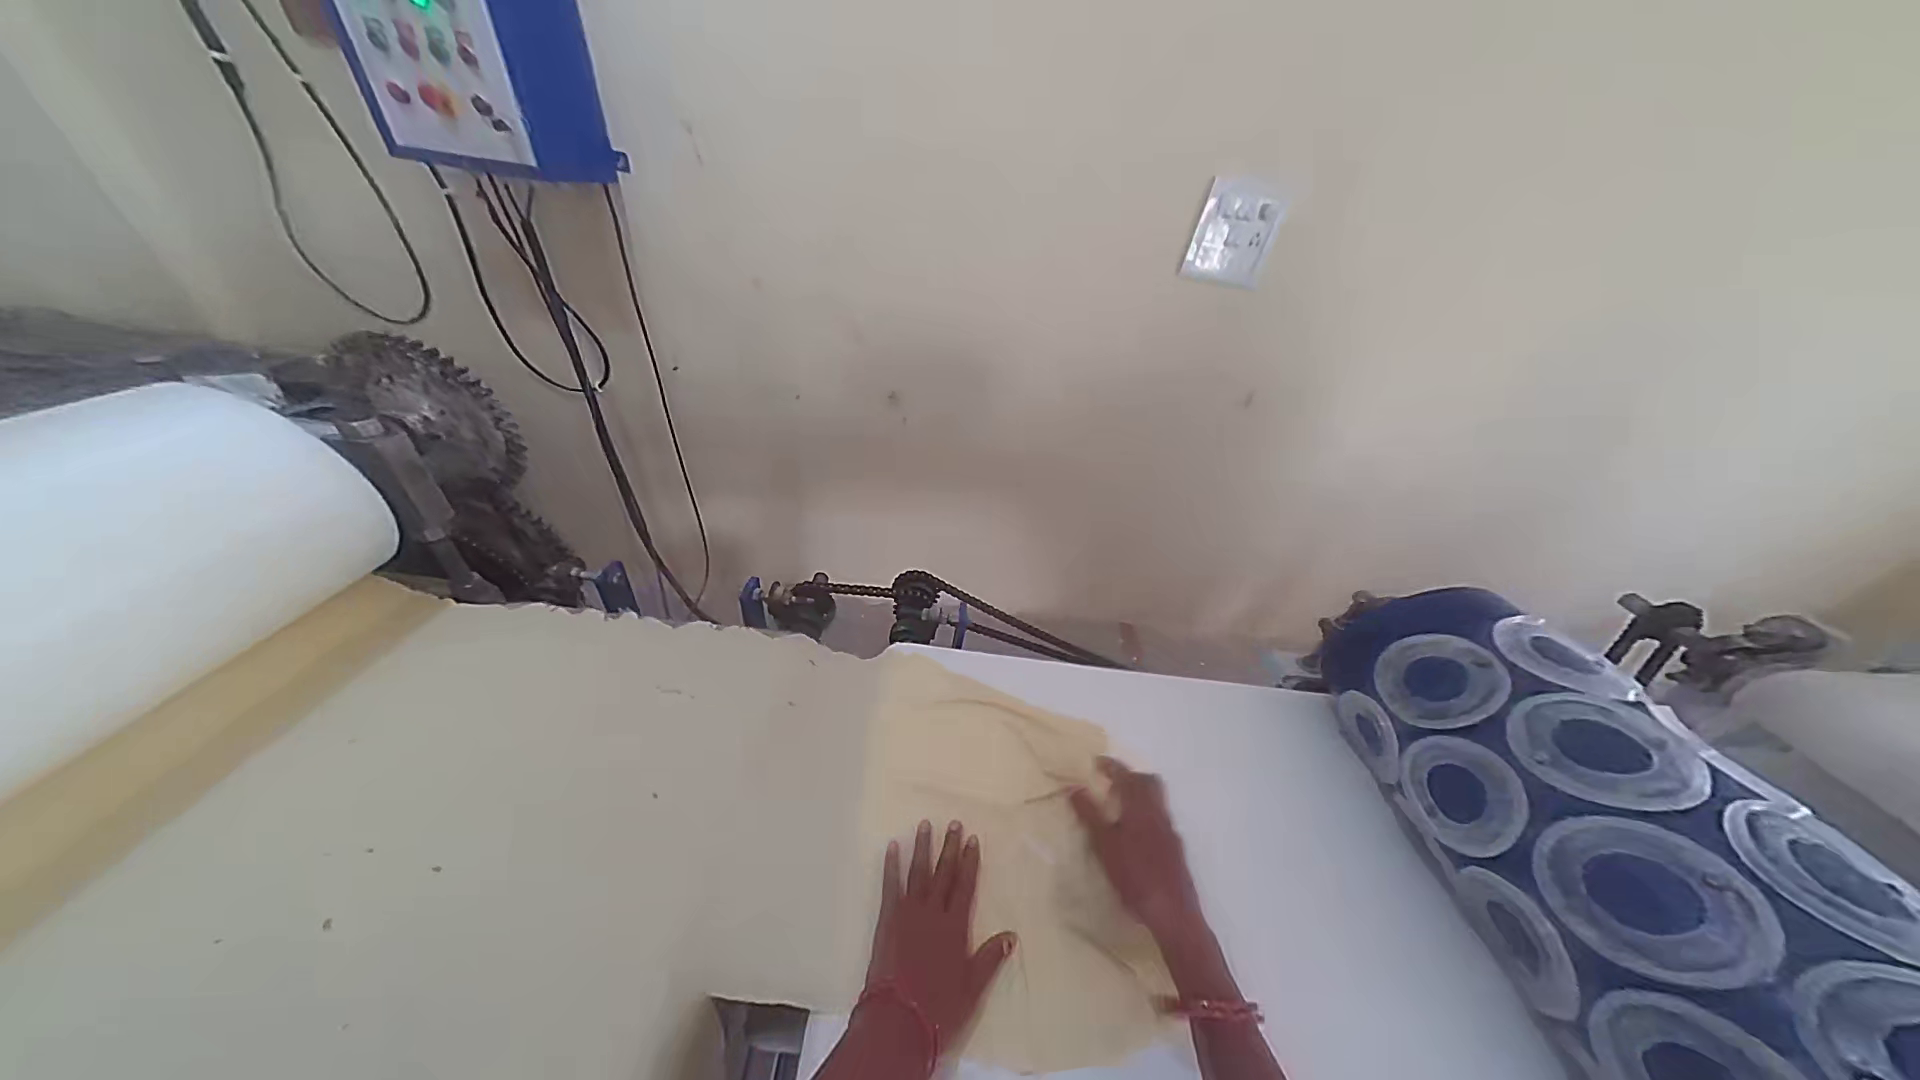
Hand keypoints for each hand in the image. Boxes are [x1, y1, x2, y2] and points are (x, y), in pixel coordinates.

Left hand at [863, 820, 1017, 1054]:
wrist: (897, 1020)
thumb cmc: (939, 1007)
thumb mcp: (973, 987)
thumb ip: (990, 958)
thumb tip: (1011, 935)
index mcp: (955, 926)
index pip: (965, 885)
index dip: (970, 861)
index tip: (972, 839)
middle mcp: (933, 912)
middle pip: (944, 872)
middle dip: (950, 847)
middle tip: (953, 823)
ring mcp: (908, 912)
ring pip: (918, 872)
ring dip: (922, 847)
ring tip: (925, 825)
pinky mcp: (887, 919)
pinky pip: (889, 885)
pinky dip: (891, 864)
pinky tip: (892, 846)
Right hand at [1070, 756, 1204, 940]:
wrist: (1175, 915)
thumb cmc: (1135, 878)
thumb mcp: (1104, 846)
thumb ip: (1089, 815)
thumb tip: (1073, 788)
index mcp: (1141, 808)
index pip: (1126, 775)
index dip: (1111, 766)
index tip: (1096, 763)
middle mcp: (1159, 814)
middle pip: (1148, 782)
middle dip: (1129, 776)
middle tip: (1109, 782)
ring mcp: (1171, 831)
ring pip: (1157, 800)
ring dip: (1139, 795)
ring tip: (1119, 807)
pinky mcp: (1176, 849)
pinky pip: (1161, 818)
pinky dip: (1146, 814)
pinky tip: (1135, 835)